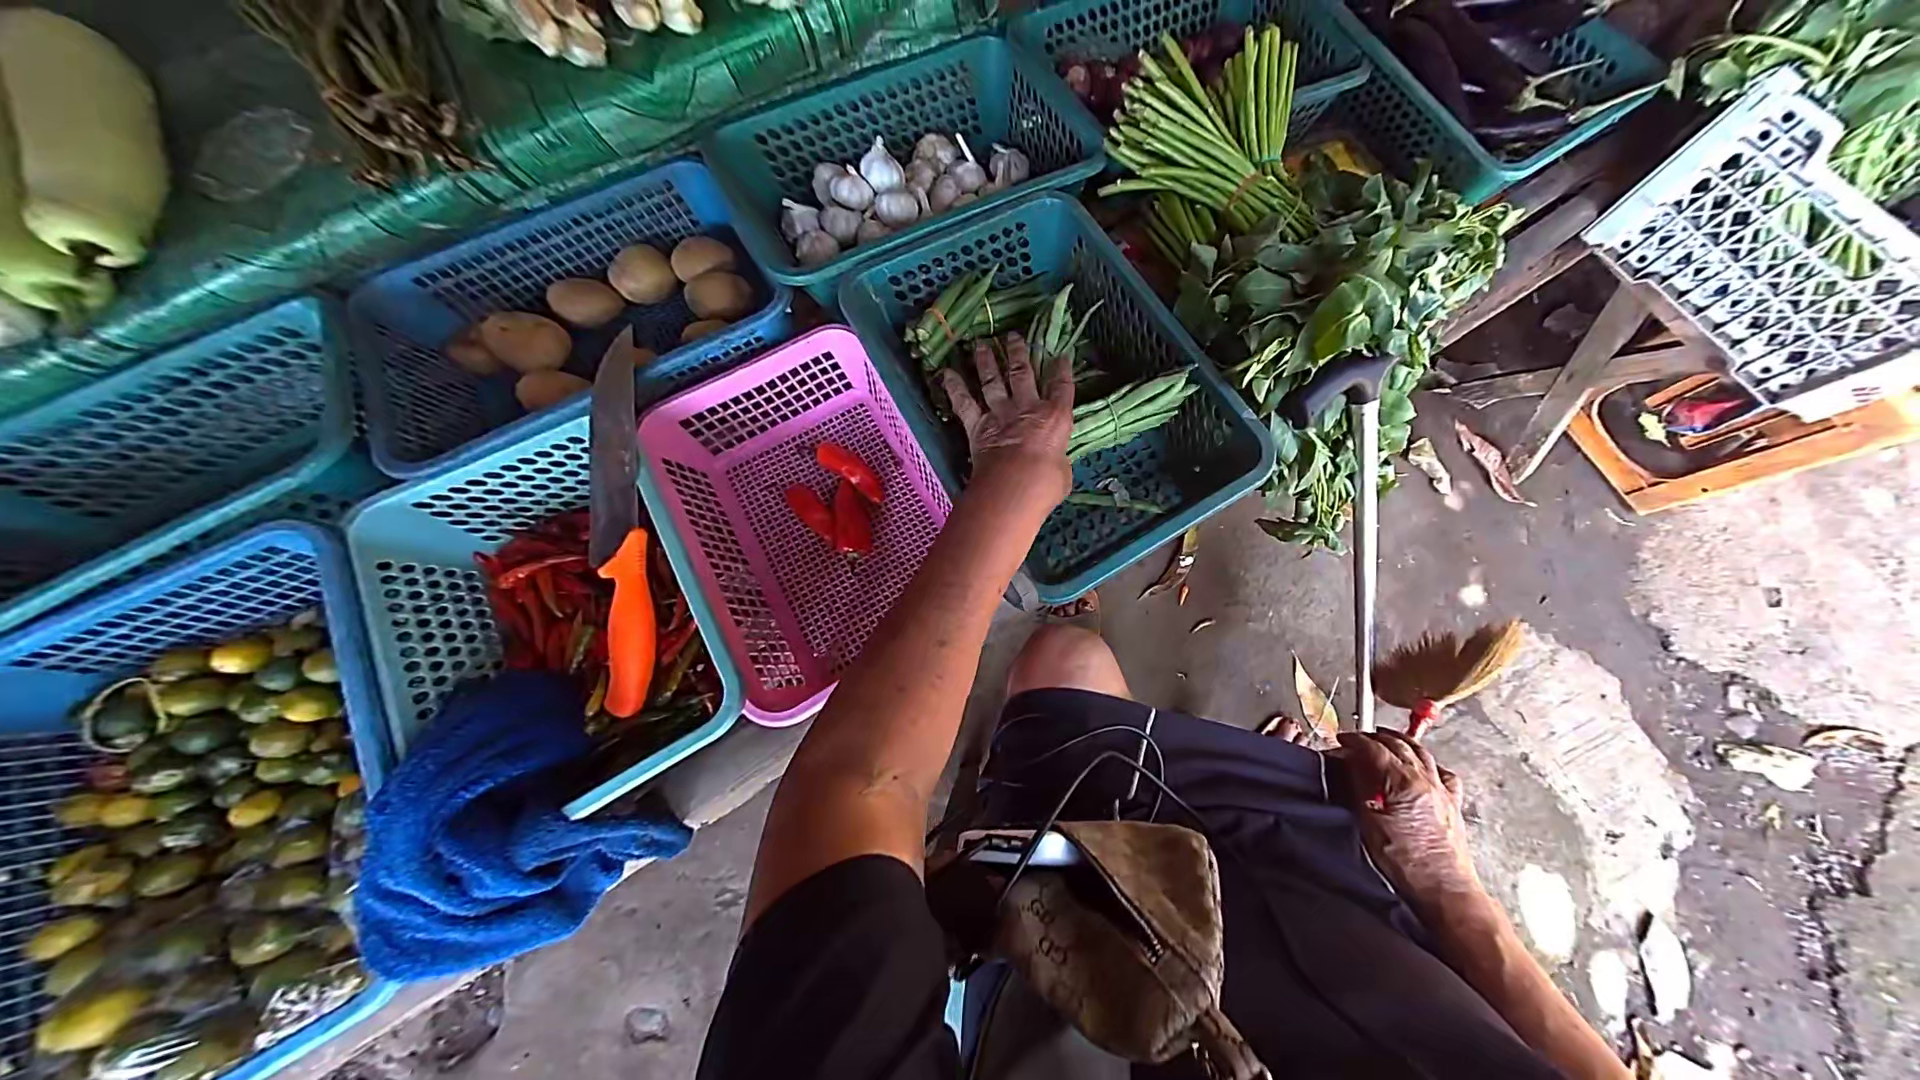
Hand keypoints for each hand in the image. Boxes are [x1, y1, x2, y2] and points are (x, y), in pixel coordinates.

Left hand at [938, 333, 1073, 502]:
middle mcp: (1027, 407)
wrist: (1014, 485)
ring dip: (986, 361)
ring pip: (992, 380)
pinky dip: (954, 387)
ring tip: (981, 345)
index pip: (1062, 386)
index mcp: (1055, 416)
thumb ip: (1058, 460)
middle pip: (1022, 373)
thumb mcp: (1064, 471)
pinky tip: (946, 373)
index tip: (1061, 355)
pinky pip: (964, 402)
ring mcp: (1000, 414)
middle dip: (1018, 352)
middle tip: (1012, 336)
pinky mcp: (977, 426)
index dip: (1062, 369)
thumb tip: (1055, 463)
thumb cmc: (1046, 482)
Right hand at [1336, 731, 1482, 910]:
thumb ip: (1358, 787)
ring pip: (1421, 753)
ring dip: (1400, 742)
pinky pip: (1442, 772)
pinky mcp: (1452, 803)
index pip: (1374, 748)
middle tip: (1358, 739)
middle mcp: (1425, 780)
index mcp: (1402, 781)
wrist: (1444, 888)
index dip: (1354, 740)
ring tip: (1386, 740)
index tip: (1342, 740)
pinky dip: (1427, 762)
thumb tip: (1349, 765)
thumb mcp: (1368, 821)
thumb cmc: (1406, 861)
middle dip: (1374, 737)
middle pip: (1398, 745)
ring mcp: (1442, 790)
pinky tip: (1421, 766)